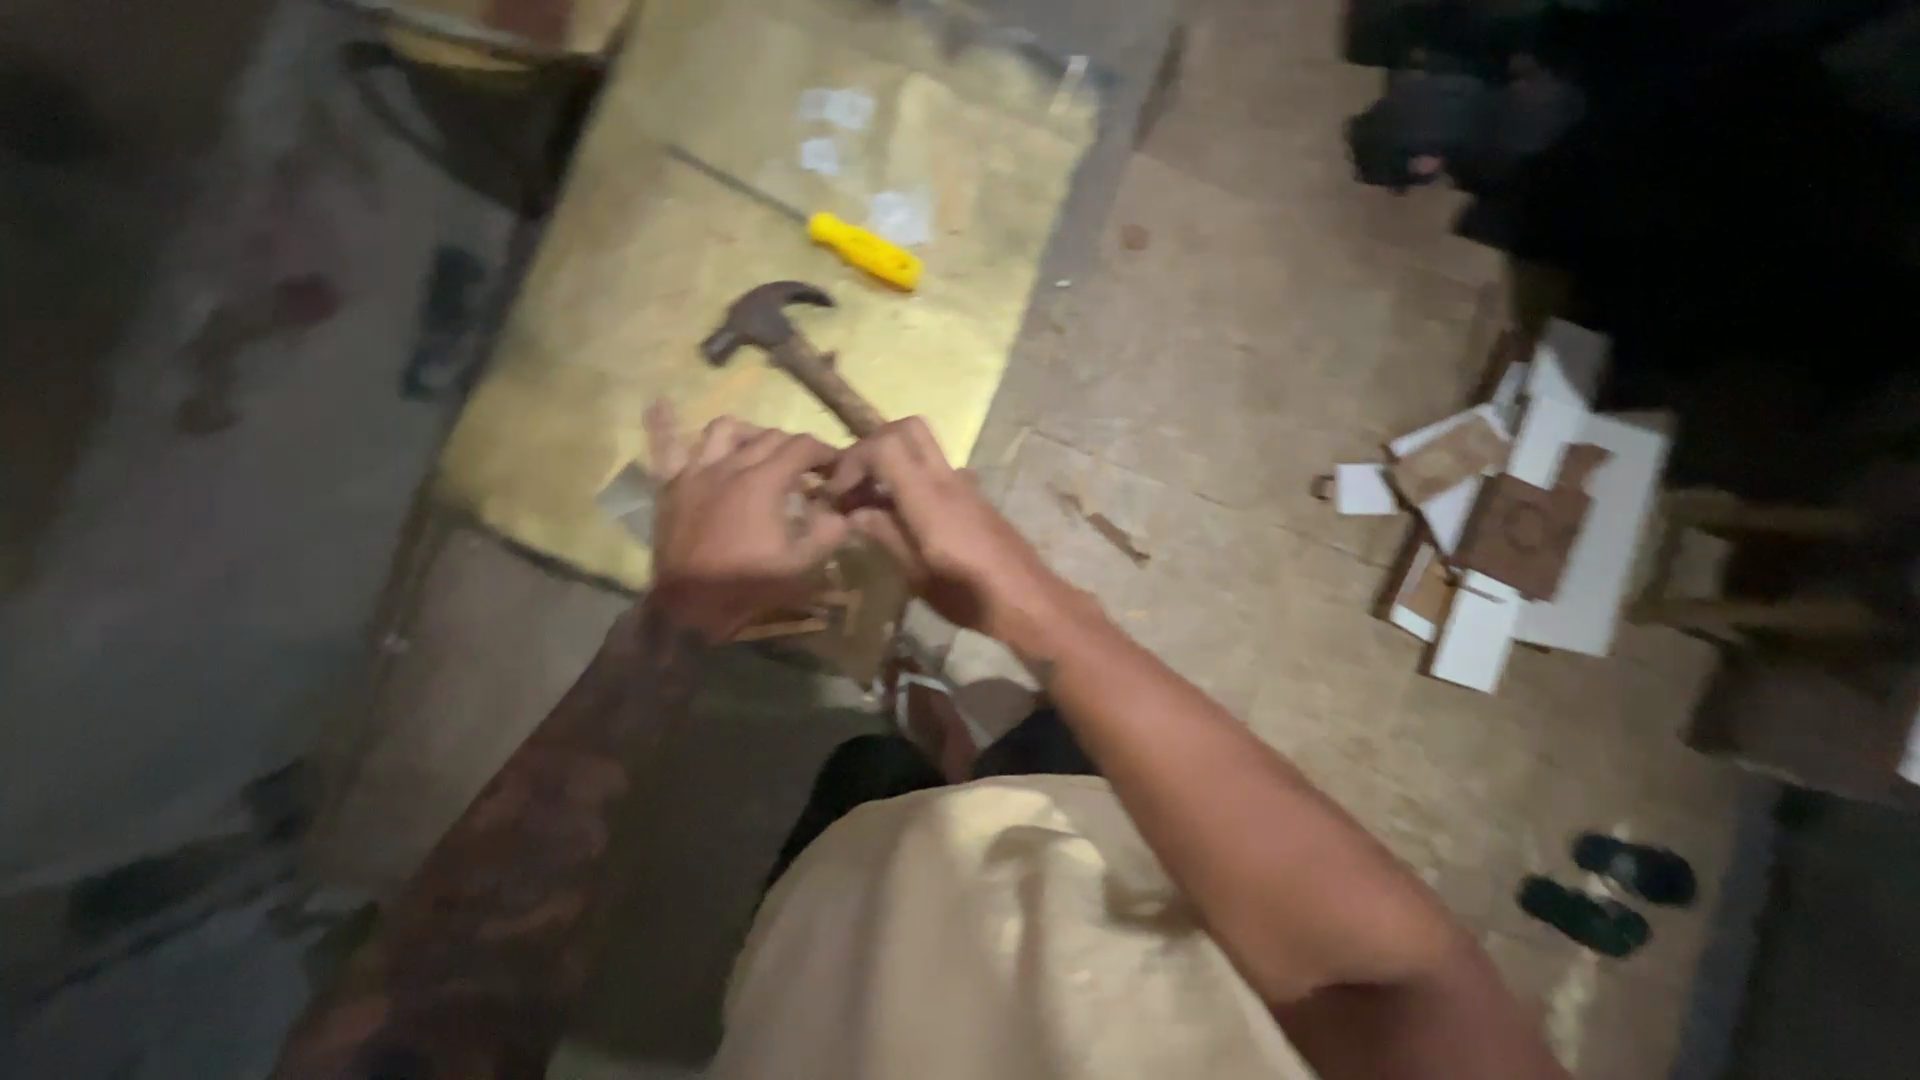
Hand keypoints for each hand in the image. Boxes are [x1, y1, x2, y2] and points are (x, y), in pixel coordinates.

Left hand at [645, 417, 847, 642]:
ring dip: (750, 433)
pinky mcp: (670, 485)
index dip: (826, 452)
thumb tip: (844, 512)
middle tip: (808, 469)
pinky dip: (662, 423)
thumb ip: (828, 533)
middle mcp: (730, 465)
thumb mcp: (800, 566)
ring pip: (725, 430)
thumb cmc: (747, 586)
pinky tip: (659, 402)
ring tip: (759, 448)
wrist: (689, 608)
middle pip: (769, 436)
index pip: (802, 447)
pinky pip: (663, 446)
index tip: (837, 467)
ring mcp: (695, 471)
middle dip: (795, 447)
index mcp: (763, 482)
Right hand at [830, 417, 1089, 649]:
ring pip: (922, 446)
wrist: (1029, 600)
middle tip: (854, 481)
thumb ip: (885, 535)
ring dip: (892, 460)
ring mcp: (965, 484)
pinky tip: (904, 515)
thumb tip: (854, 513)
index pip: (885, 444)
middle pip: (907, 428)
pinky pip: (936, 470)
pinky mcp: (974, 496)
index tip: (839, 492)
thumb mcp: (917, 575)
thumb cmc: (970, 595)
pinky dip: (911, 477)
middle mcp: (947, 479)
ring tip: (871, 500)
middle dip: (872, 445)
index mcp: (928, 496)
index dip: (854, 459)